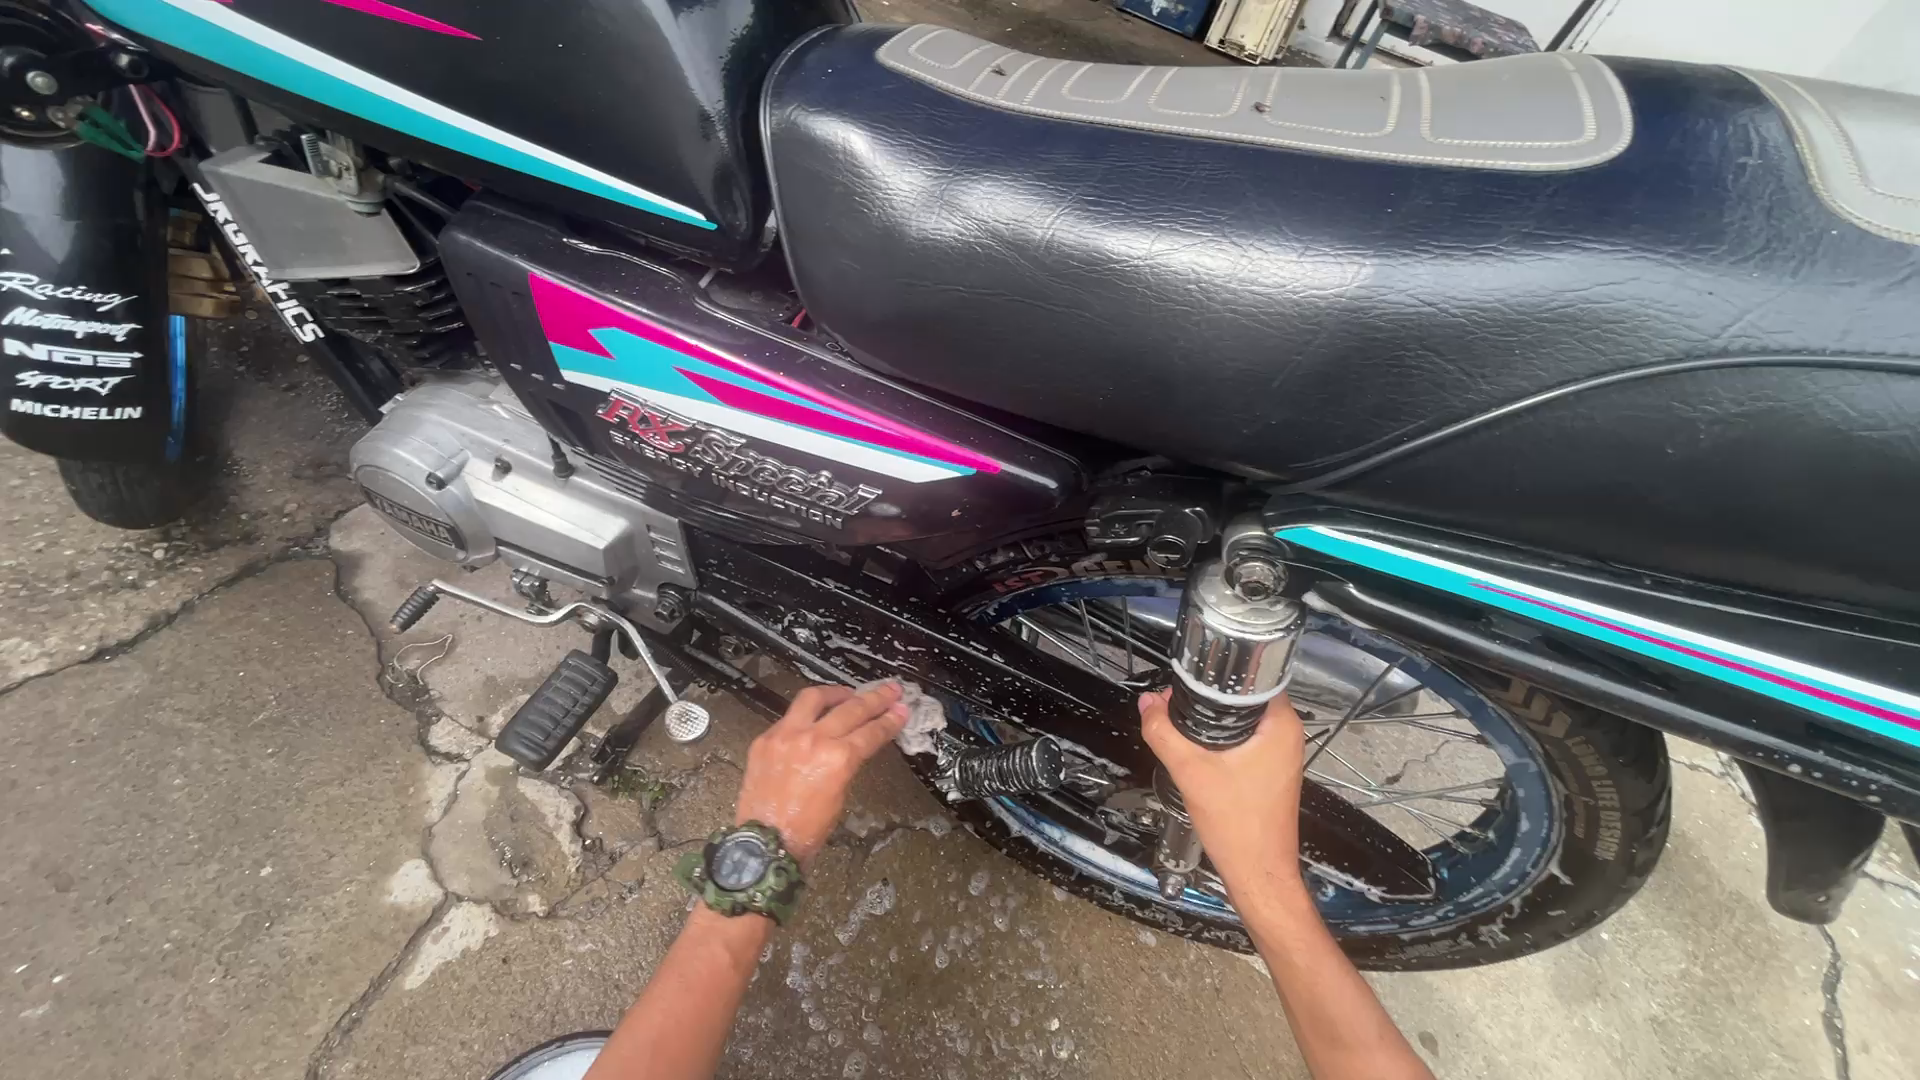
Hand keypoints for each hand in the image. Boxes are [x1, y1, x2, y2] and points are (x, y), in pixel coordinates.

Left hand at [734, 683, 908, 863]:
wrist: (763, 844)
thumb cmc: (807, 830)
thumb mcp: (840, 796)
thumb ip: (849, 762)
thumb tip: (858, 743)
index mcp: (838, 759)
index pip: (872, 731)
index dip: (890, 720)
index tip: (901, 710)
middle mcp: (814, 740)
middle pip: (852, 708)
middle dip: (875, 698)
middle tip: (889, 691)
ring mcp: (786, 735)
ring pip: (815, 698)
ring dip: (837, 693)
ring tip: (850, 693)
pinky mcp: (765, 738)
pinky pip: (790, 715)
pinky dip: (807, 713)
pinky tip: (815, 716)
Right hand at [1140, 689, 1307, 899]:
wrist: (1257, 873)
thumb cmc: (1237, 823)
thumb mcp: (1190, 770)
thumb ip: (1163, 732)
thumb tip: (1147, 703)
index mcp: (1281, 724)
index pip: (1248, 677)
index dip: (1213, 675)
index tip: (1184, 680)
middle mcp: (1288, 734)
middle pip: (1241, 697)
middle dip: (1206, 698)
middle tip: (1175, 703)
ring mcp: (1281, 753)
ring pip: (1240, 719)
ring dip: (1212, 720)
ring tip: (1180, 722)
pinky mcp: (1270, 769)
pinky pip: (1243, 739)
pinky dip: (1220, 738)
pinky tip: (1196, 747)